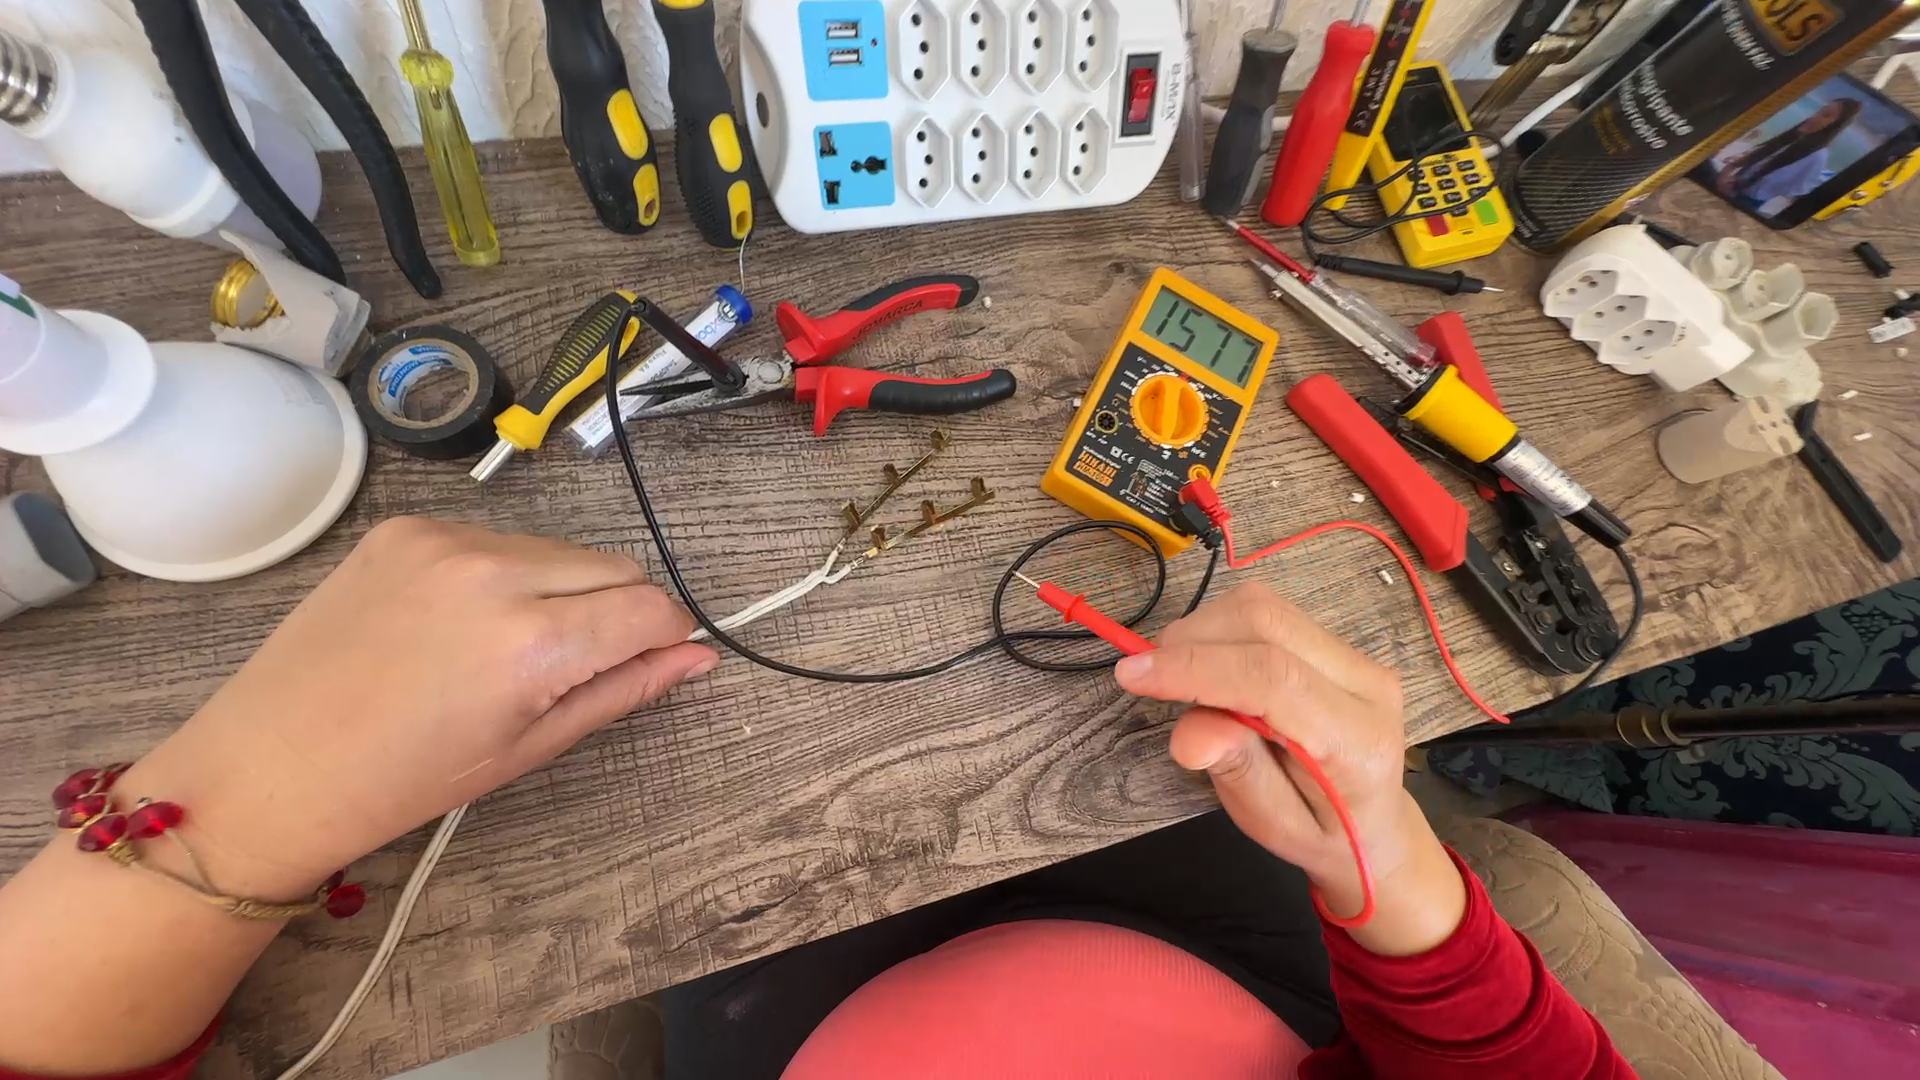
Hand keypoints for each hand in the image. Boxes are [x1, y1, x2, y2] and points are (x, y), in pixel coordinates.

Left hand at [120, 518, 718, 899]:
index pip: (651, 608)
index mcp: (532, 644)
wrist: (264, 769)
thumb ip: (629, 687)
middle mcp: (497, 572)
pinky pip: (509, 538)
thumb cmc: (412, 778)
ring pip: (567, 550)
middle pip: (619, 568)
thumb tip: (701, 656)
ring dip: (573, 587)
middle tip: (584, 657)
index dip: (670, 632)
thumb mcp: (535, 744)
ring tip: (520, 638)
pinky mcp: (412, 526)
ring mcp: (449, 539)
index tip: (658, 654)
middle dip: (625, 609)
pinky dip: (517, 571)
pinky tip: (472, 615)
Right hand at [1115, 581, 1465, 954]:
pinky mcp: (1329, 639)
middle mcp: (1364, 681)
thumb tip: (1188, 734)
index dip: (1195, 668)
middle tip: (1151, 676)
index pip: (1272, 678)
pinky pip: (1261, 610)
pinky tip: (1207, 663)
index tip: (1131, 674)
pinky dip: (1216, 627)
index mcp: (1358, 739)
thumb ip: (1238, 772)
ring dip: (1200, 630)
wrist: (1371, 822)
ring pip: (1258, 606)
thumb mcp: (1273, 824)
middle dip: (1191, 640)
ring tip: (1180, 675)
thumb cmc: (1319, 830)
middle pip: (1264, 623)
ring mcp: (1351, 653)